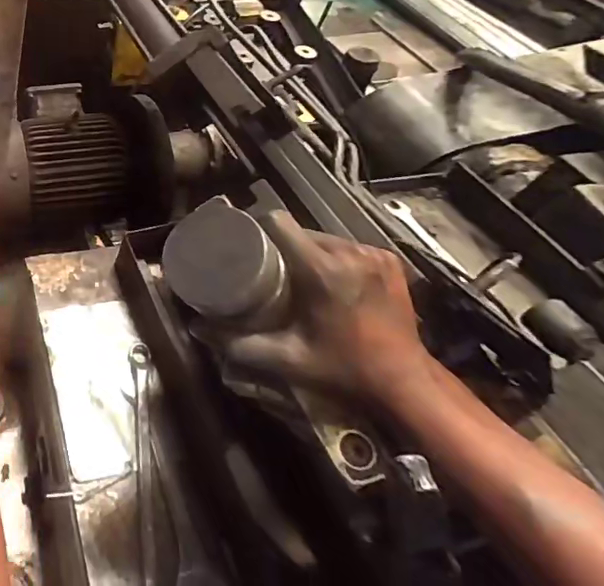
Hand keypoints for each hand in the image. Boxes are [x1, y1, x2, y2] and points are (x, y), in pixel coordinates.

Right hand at [225, 211, 432, 406]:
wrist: (405, 381)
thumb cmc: (344, 369)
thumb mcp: (289, 359)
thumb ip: (241, 344)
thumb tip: (198, 329)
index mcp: (322, 269)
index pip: (281, 223)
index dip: (261, 227)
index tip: (251, 243)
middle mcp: (349, 251)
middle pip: (304, 231)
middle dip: (287, 246)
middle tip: (276, 270)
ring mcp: (373, 252)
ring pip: (328, 238)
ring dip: (314, 251)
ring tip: (303, 276)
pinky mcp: (389, 258)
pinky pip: (352, 247)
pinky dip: (340, 258)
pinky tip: (336, 279)